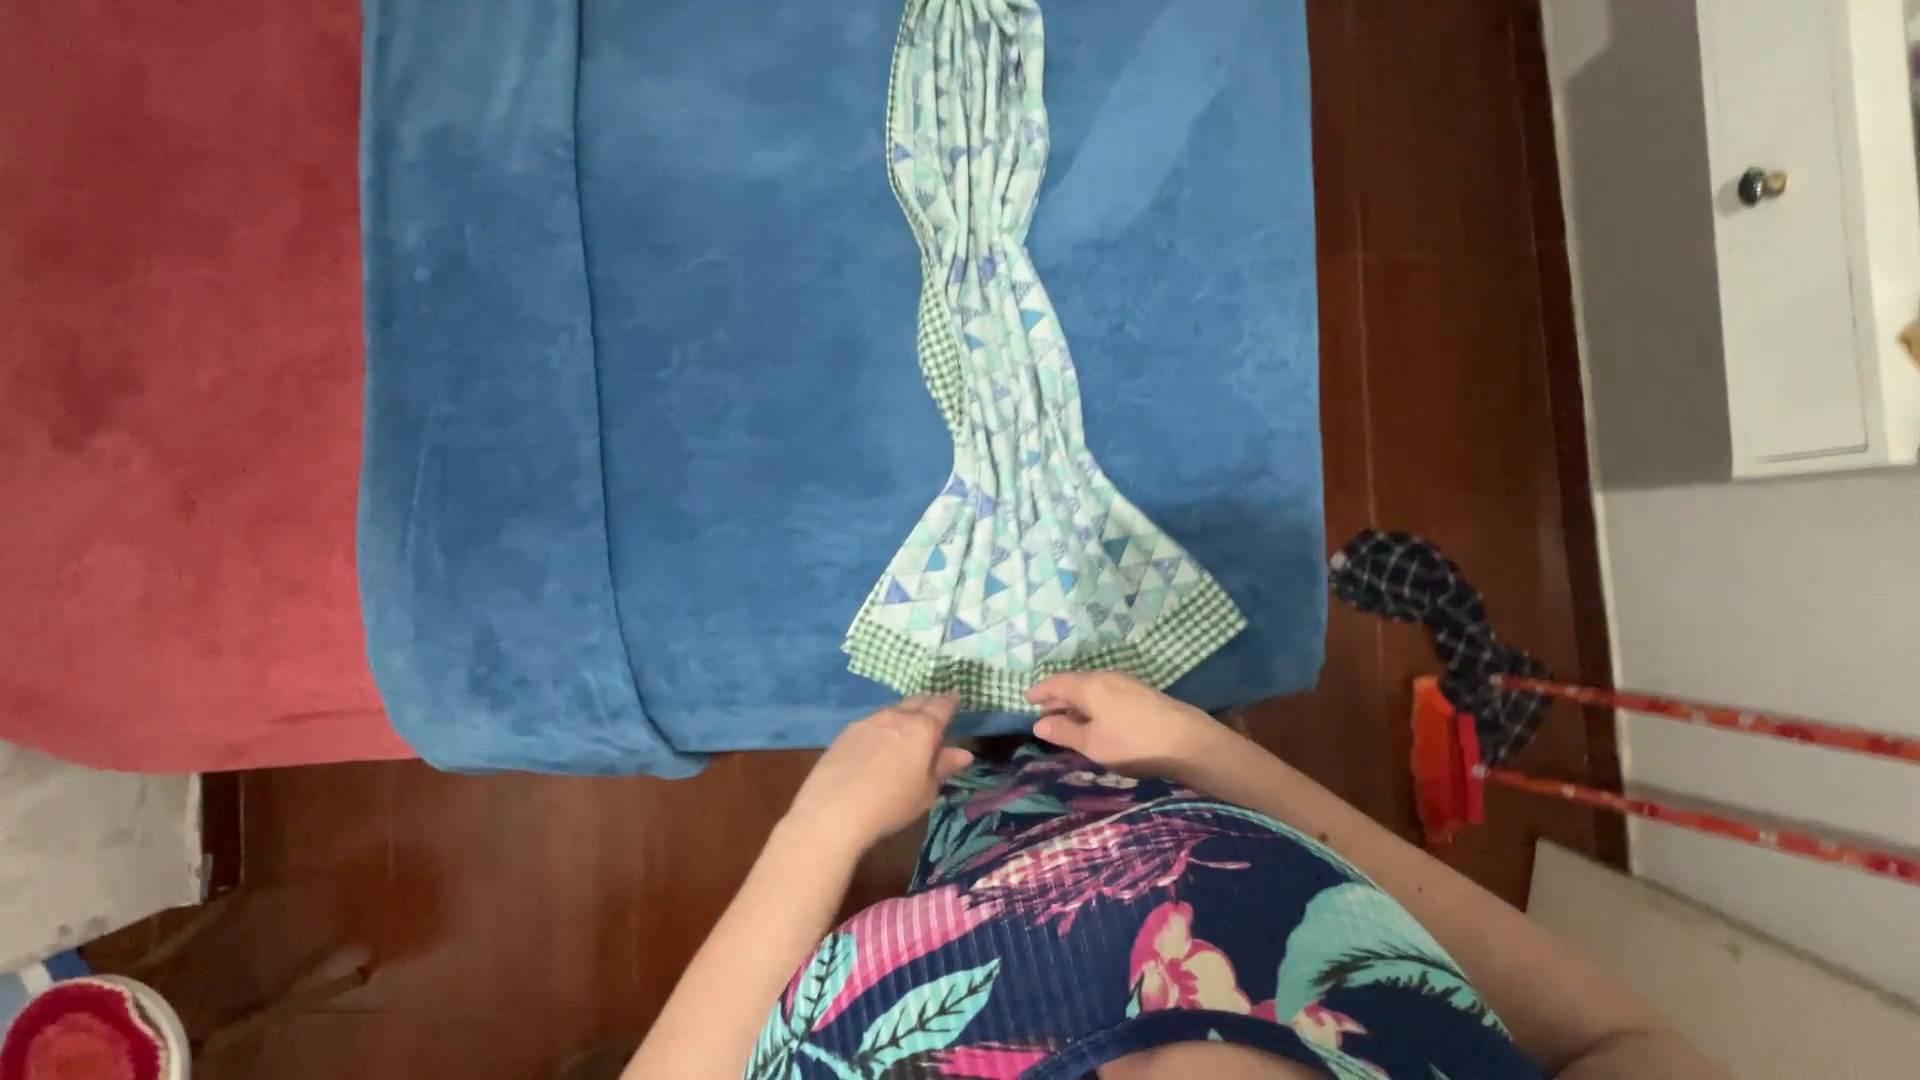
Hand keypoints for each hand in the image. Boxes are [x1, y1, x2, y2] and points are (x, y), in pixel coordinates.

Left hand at [784, 696, 974, 854]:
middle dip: (929, 702)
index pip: (942, 706)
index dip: (951, 701)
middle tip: (935, 708)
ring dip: (904, 712)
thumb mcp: (925, 791)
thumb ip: (943, 767)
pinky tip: (880, 739)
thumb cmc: (891, 804)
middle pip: (917, 701)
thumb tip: (964, 753)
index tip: (956, 696)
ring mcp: (868, 721)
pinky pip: (873, 721)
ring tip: (908, 724)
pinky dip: (883, 724)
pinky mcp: (847, 732)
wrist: (834, 810)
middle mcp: (896, 717)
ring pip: (893, 709)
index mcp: (922, 728)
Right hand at [1024, 672, 1234, 779]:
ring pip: (1092, 690)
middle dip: (1057, 700)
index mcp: (1089, 685)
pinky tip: (1096, 722)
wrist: (1189, 742)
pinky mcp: (1142, 695)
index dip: (1040, 692)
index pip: (1056, 683)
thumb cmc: (1133, 743)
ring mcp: (1127, 684)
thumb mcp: (1092, 744)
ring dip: (1076, 704)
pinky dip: (1093, 706)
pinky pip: (1106, 695)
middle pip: (1074, 685)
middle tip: (1044, 716)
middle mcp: (1106, 677)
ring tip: (1068, 722)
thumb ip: (1064, 733)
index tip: (1027, 700)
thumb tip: (1039, 724)